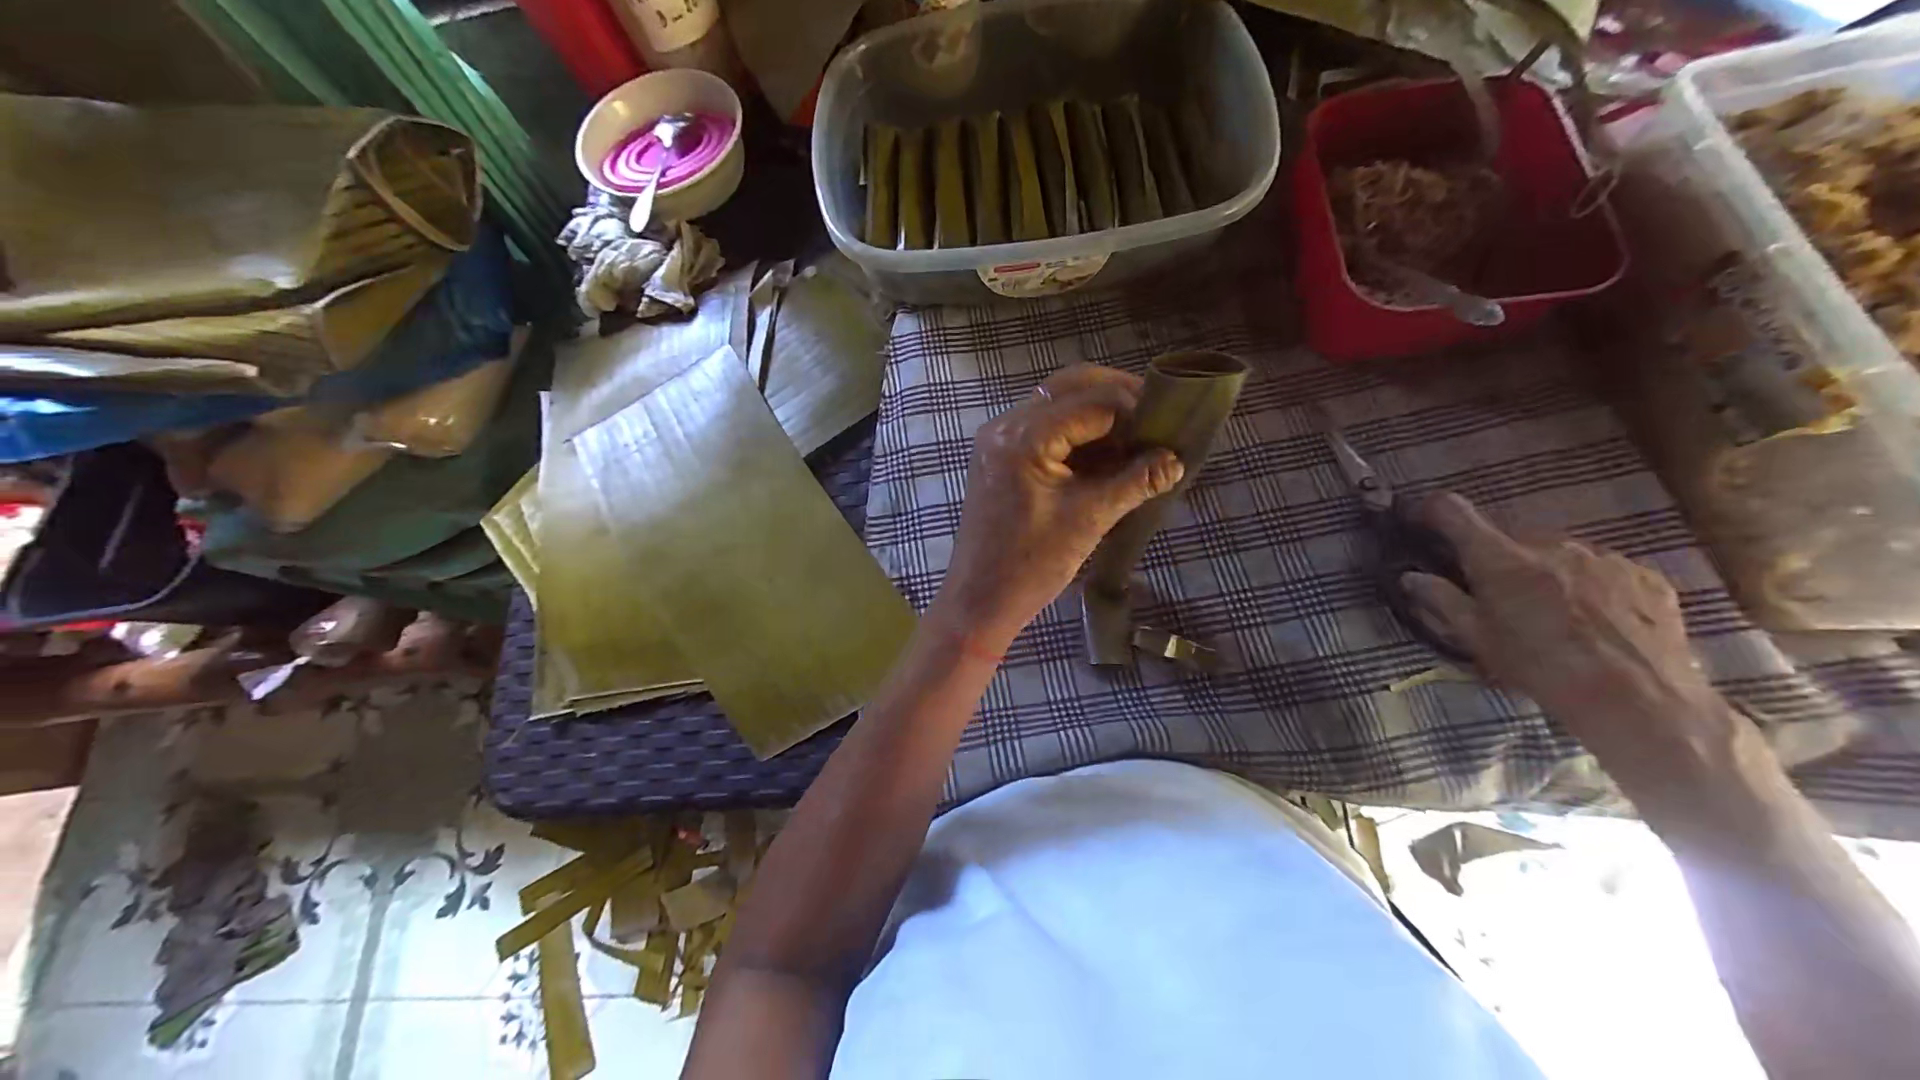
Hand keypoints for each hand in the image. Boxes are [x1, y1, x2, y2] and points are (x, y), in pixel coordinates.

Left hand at [931, 365, 1183, 651]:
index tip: (1168, 423)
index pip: (1091, 402)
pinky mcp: (1000, 457)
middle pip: (1070, 387)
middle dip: (1116, 397)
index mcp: (1023, 438)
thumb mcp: (1089, 520)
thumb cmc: (1030, 566)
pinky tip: (1107, 454)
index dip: (1134, 408)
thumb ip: (1135, 482)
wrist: (979, 601)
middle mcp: (1005, 426)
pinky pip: (1044, 429)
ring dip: (1098, 415)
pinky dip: (1077, 434)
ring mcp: (998, 440)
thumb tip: (1176, 458)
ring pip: (1057, 404)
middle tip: (1155, 417)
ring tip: (1137, 437)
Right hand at [1400, 493, 1745, 794]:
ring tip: (1549, 612)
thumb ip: (1442, 601)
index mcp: (1501, 559)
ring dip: (1542, 570)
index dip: (1431, 509)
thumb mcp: (1478, 640)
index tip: (1418, 515)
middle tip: (1495, 593)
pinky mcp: (1643, 575)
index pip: (1454, 513)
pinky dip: (1587, 584)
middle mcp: (1551, 544)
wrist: (1639, 701)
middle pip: (1510, 538)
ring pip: (1557, 552)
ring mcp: (1602, 557)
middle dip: (1496, 557)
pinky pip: (1601, 569)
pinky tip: (1592, 619)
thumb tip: (1411, 577)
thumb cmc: (1541, 669)